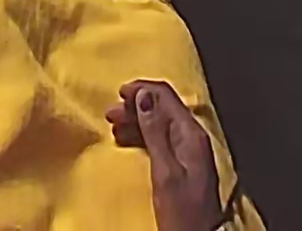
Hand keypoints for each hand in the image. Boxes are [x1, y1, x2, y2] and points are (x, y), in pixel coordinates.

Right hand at [107, 79, 222, 230]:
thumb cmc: (182, 212)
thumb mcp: (165, 172)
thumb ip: (154, 132)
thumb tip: (144, 95)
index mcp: (190, 132)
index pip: (165, 96)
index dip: (142, 89)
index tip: (119, 92)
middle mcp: (190, 135)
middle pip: (161, 108)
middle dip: (135, 106)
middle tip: (110, 113)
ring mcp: (187, 149)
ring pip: (158, 123)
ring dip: (135, 121)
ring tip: (113, 126)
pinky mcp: (181, 164)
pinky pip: (159, 139)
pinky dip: (141, 137)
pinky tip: (125, 140)